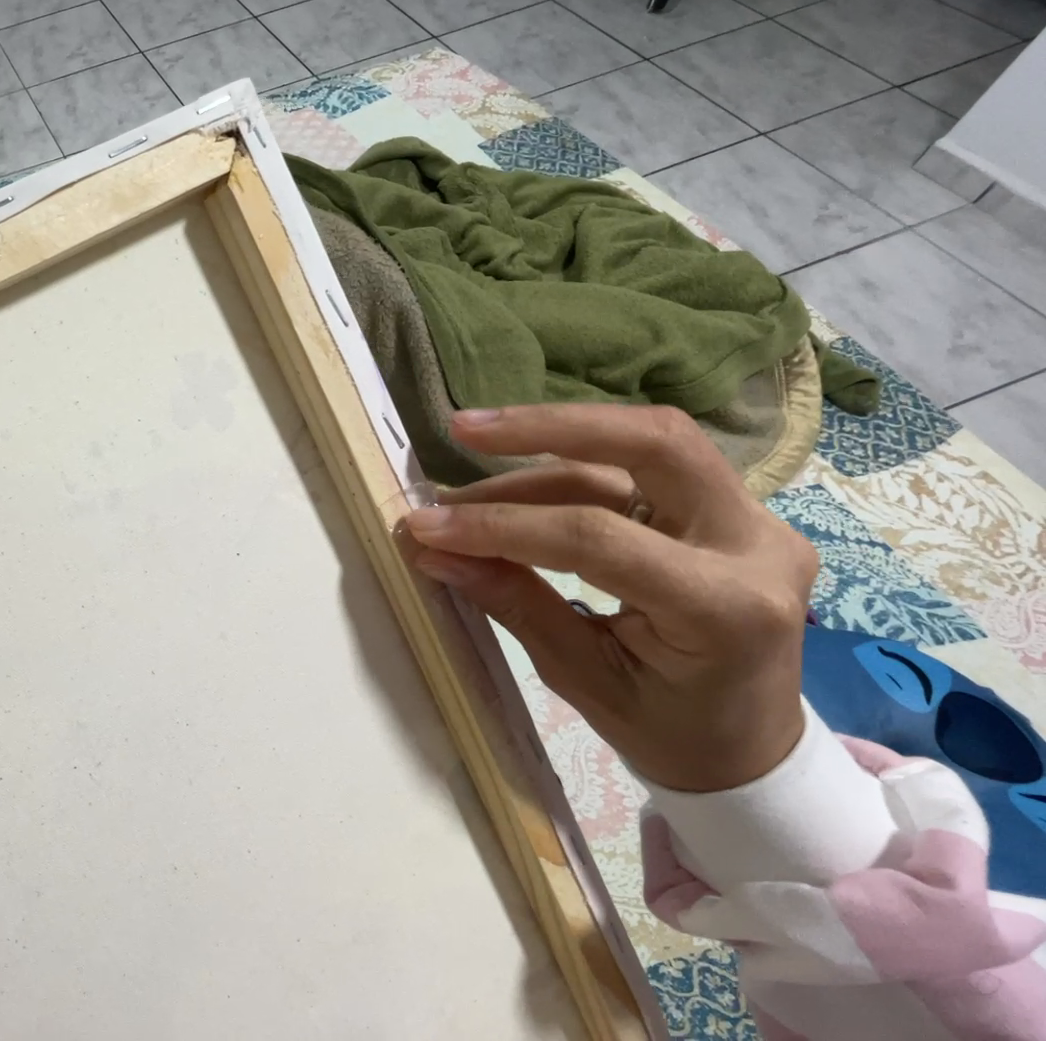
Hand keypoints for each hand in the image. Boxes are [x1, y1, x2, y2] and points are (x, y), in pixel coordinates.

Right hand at [398, 404, 818, 792]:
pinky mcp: (732, 511)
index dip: (500, 526)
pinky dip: (569, 469)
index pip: (595, 539)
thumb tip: (432, 551)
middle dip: (548, 427)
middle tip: (463, 429)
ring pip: (648, 444)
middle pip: (654, 442)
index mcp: (726, 609)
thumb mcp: (580, 677)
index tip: (425, 526)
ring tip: (462, 488)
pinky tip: (509, 489)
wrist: (751, 753)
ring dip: (545, 449)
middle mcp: (755, 547)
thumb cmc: (667, 732)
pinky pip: (645, 469)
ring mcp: (752, 521)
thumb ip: (512, 602)